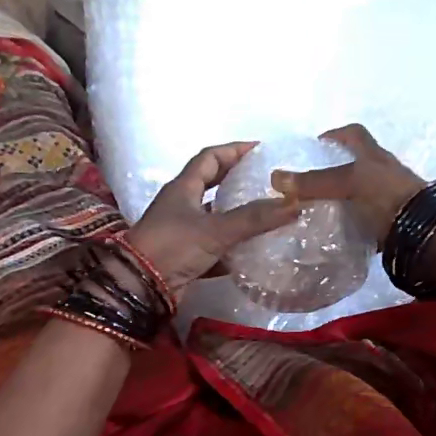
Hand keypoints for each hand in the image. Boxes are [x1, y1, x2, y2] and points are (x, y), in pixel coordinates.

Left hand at [125, 141, 301, 296]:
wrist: (141, 286)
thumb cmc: (173, 246)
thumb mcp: (215, 230)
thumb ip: (254, 219)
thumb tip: (294, 205)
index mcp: (183, 188)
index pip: (210, 157)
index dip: (235, 150)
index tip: (260, 150)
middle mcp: (181, 205)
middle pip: (212, 184)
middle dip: (237, 180)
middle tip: (265, 181)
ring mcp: (182, 231)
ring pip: (214, 217)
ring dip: (237, 216)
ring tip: (266, 214)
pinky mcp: (185, 256)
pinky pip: (214, 245)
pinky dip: (232, 247)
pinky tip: (253, 250)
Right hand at [271, 124, 426, 244]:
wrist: (423, 232)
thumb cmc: (387, 196)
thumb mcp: (348, 183)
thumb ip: (313, 182)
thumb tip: (275, 178)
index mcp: (375, 156)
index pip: (354, 134)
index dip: (334, 135)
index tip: (315, 145)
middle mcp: (385, 174)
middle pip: (358, 165)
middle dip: (336, 171)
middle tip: (310, 184)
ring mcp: (390, 200)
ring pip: (362, 195)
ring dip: (344, 200)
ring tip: (318, 211)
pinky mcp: (391, 225)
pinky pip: (367, 222)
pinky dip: (353, 226)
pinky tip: (336, 235)